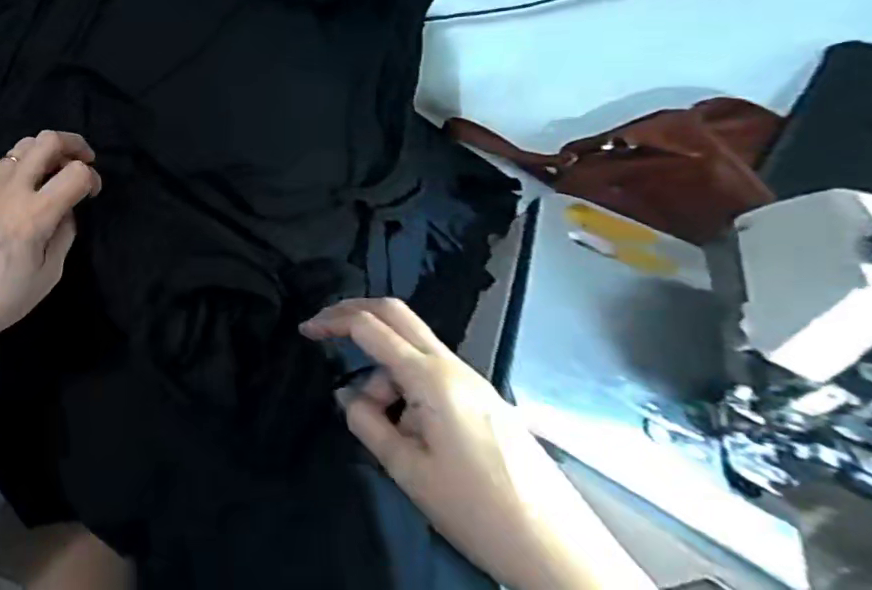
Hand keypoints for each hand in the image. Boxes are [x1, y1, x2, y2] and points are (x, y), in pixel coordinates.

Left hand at [0, 131, 101, 378]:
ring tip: (57, 172)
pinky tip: (32, 185)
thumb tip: (67, 209)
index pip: (75, 173)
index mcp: (34, 214)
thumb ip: (64, 233)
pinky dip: (27, 161)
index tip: (92, 194)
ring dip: (47, 150)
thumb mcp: (49, 273)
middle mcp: (13, 189)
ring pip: (25, 144)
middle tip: (84, 161)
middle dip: (74, 144)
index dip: (92, 178)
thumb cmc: (3, 296)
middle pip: (47, 140)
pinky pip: (8, 160)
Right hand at [301, 299, 652, 589]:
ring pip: (413, 347)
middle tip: (324, 329)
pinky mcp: (487, 403)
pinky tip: (407, 426)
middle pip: (396, 313)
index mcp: (432, 379)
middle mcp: (455, 369)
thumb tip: (350, 397)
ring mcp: (475, 384)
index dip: (331, 321)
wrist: (566, 558)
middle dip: (354, 313)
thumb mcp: (407, 471)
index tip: (305, 331)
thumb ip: (367, 423)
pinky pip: (433, 371)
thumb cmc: (479, 512)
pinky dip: (405, 381)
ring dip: (383, 365)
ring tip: (379, 421)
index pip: (370, 327)